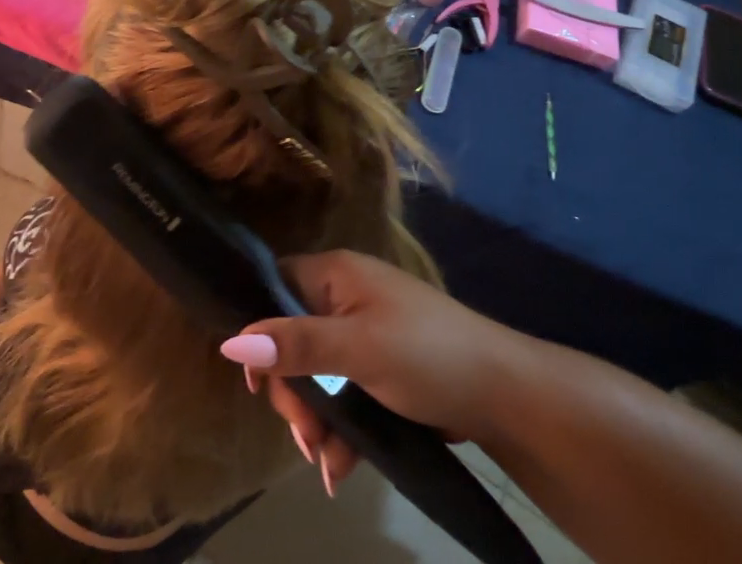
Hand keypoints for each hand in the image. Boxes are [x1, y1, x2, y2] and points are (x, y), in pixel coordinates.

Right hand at [218, 250, 517, 494]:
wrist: (512, 398)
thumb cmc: (429, 356)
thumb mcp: (357, 349)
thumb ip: (294, 345)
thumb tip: (229, 343)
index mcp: (336, 275)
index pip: (274, 288)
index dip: (257, 330)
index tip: (256, 380)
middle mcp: (346, 298)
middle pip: (291, 341)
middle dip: (293, 394)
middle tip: (304, 435)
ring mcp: (366, 335)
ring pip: (317, 375)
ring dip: (315, 420)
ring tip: (324, 460)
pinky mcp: (383, 371)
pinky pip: (344, 395)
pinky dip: (339, 428)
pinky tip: (339, 466)